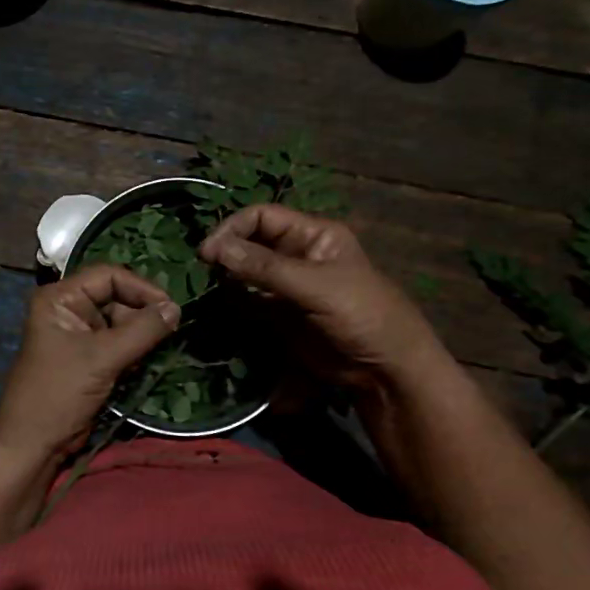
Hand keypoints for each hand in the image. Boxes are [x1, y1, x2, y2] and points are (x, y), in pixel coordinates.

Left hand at [0, 264, 179, 462]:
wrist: (35, 442)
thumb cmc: (59, 392)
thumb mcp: (102, 358)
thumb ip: (141, 331)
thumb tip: (176, 308)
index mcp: (60, 298)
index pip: (108, 276)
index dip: (140, 287)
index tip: (171, 307)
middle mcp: (68, 309)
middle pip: (116, 297)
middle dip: (142, 314)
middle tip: (170, 332)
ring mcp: (78, 333)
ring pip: (121, 321)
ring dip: (141, 335)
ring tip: (157, 351)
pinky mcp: (88, 356)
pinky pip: (118, 343)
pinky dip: (134, 351)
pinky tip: (144, 363)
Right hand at [199, 205, 447, 384]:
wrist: (386, 372)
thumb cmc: (362, 315)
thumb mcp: (316, 286)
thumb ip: (265, 267)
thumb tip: (215, 248)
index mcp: (312, 235)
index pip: (261, 217)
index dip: (232, 228)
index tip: (208, 251)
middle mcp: (296, 253)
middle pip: (249, 241)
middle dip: (226, 251)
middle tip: (203, 270)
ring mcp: (286, 284)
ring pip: (245, 269)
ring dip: (226, 276)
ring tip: (208, 287)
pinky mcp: (279, 312)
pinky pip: (248, 297)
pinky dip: (233, 299)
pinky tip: (223, 304)